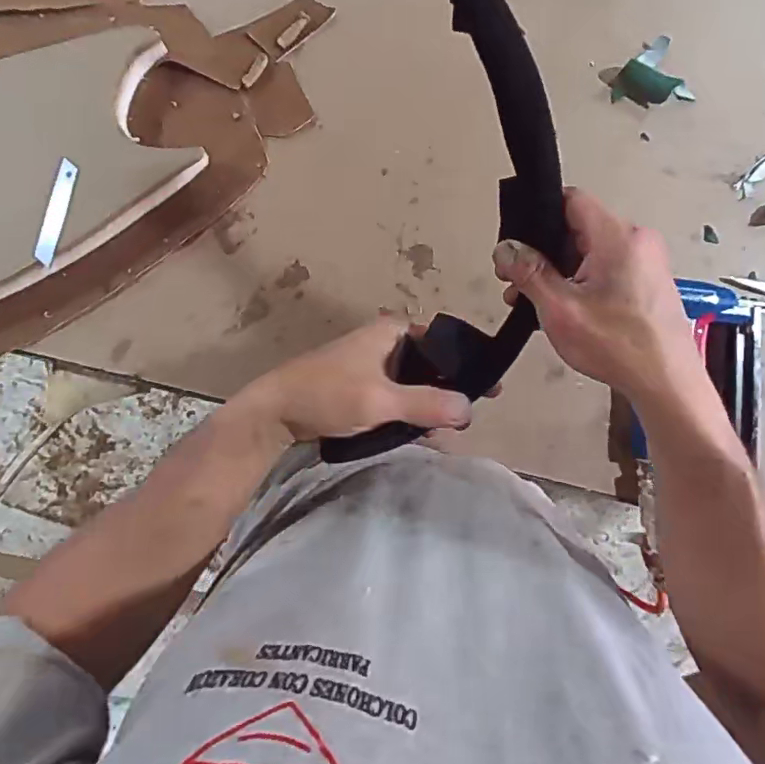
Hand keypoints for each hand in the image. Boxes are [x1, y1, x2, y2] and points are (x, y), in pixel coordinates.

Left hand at [233, 317, 473, 442]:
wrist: (274, 412)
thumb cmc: (327, 394)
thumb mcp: (379, 401)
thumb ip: (426, 404)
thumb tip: (469, 410)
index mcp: (393, 331)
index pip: (444, 340)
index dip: (468, 363)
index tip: (490, 389)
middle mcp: (387, 342)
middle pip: (432, 363)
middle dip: (451, 388)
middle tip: (469, 415)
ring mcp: (374, 364)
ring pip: (416, 382)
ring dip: (431, 403)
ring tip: (449, 428)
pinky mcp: (364, 386)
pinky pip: (399, 396)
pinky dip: (412, 411)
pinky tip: (423, 432)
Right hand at [492, 187, 704, 403]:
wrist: (666, 384)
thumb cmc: (624, 348)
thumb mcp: (559, 308)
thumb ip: (529, 272)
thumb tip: (508, 249)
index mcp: (618, 237)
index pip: (572, 200)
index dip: (539, 214)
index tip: (519, 238)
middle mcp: (637, 242)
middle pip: (578, 228)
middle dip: (544, 252)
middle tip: (519, 277)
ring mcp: (645, 262)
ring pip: (589, 251)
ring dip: (560, 271)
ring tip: (537, 301)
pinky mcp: (646, 282)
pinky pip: (606, 269)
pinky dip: (581, 282)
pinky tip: (563, 309)